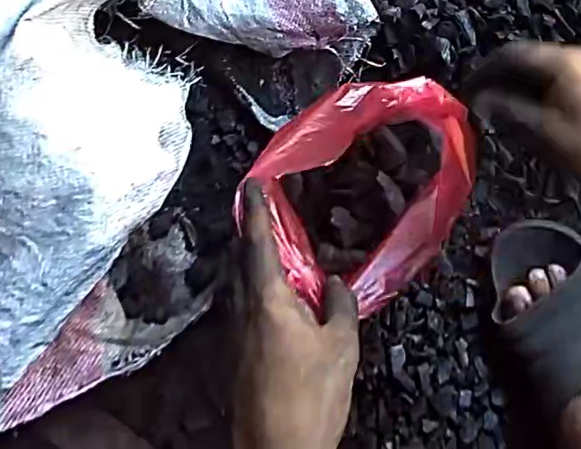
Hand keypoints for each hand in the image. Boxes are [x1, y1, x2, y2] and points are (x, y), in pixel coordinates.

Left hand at [234, 181, 358, 448]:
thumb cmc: (313, 396)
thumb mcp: (342, 343)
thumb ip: (339, 302)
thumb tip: (332, 282)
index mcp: (269, 301)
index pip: (258, 244)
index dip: (255, 211)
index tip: (252, 184)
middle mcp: (246, 312)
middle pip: (243, 260)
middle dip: (250, 229)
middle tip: (262, 203)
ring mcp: (239, 335)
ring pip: (242, 281)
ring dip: (253, 254)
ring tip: (270, 237)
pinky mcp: (240, 355)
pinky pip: (247, 302)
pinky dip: (258, 281)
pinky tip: (277, 287)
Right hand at [465, 42, 580, 206]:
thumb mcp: (548, 131)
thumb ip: (511, 110)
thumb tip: (481, 98)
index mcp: (561, 61)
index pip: (512, 54)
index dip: (485, 70)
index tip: (466, 88)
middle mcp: (571, 55)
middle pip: (524, 57)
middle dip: (498, 75)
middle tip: (476, 97)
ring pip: (536, 66)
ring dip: (513, 81)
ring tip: (492, 103)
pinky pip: (549, 75)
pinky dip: (531, 87)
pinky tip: (520, 105)